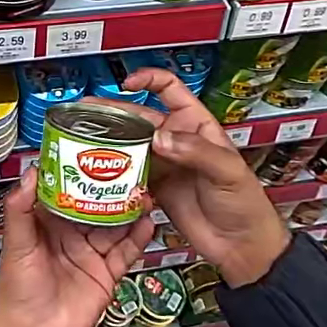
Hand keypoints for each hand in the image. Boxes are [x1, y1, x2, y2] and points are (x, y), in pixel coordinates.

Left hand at [0, 168, 155, 326]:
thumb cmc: (15, 289)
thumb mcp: (16, 243)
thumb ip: (20, 208)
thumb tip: (32, 171)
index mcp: (48, 223)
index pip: (68, 191)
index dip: (81, 173)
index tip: (96, 152)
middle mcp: (71, 235)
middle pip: (97, 206)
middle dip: (113, 189)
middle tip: (131, 168)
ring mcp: (90, 254)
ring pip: (115, 226)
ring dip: (130, 209)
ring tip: (146, 190)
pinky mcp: (106, 275)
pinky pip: (125, 253)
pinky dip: (138, 238)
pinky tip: (148, 222)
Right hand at [106, 68, 290, 287]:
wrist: (241, 246)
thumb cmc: (245, 202)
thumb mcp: (227, 170)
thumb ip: (195, 151)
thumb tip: (159, 138)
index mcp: (195, 124)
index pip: (169, 89)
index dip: (148, 80)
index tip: (127, 84)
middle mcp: (175, 139)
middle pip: (138, 116)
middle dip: (112, 112)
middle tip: (86, 114)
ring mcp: (162, 162)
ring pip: (129, 143)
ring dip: (107, 140)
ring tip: (82, 138)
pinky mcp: (152, 186)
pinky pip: (128, 173)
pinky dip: (113, 171)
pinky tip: (97, 170)